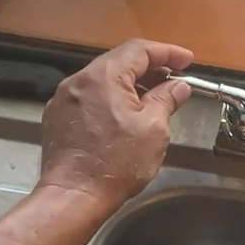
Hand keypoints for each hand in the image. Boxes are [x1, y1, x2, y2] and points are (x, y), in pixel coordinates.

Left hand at [37, 39, 192, 211]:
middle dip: (150, 67)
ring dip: (131, 83)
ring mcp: (65, 98)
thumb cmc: (117, 164)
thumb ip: (166, 100)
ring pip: (103, 79)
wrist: (75, 194)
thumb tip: (178, 87)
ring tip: (154, 97)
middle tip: (174, 78)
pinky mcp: (58, 116)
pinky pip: (90, 96)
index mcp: (104, 78)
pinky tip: (127, 114)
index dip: (167, 52)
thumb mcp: (154, 129)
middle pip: (119, 61)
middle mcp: (79, 81)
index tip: (187, 60)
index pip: (139, 50)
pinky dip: (112, 97)